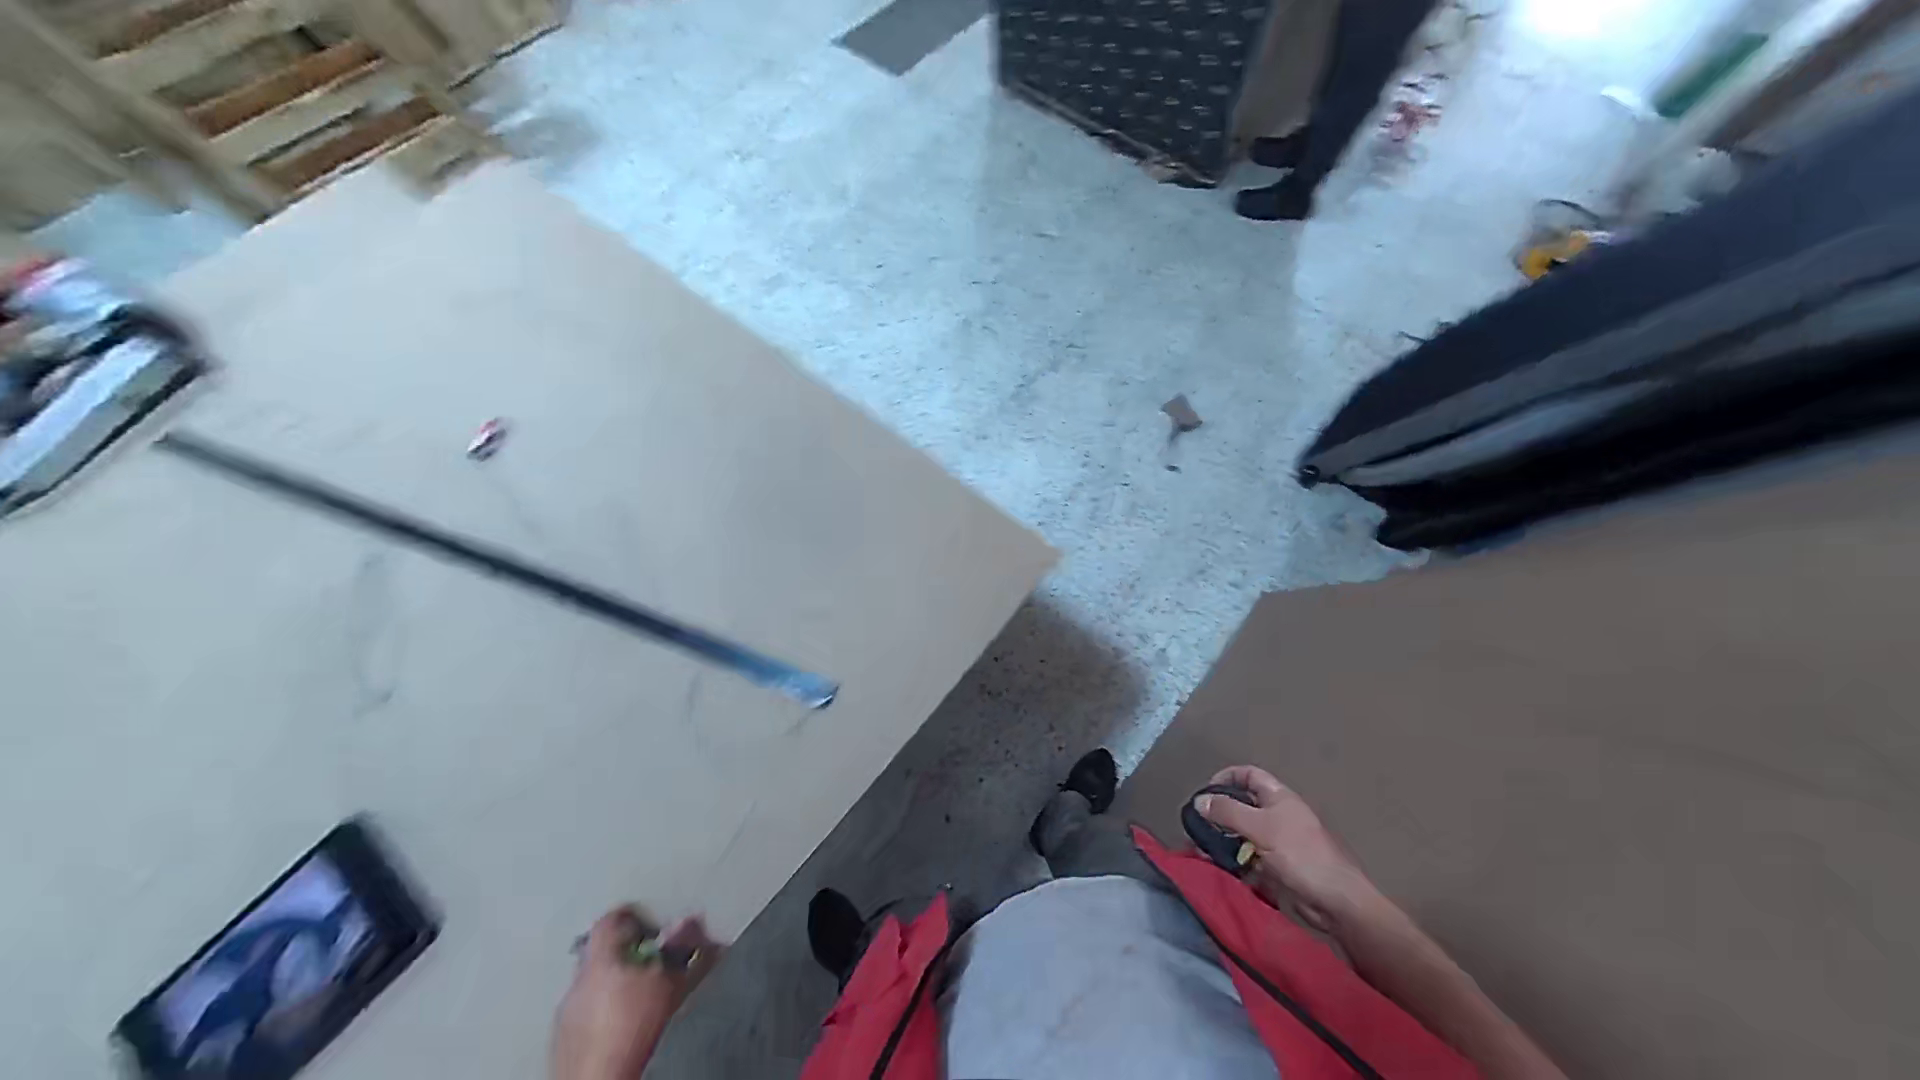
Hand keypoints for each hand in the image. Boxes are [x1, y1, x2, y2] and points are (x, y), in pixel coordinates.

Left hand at [551, 907, 720, 1079]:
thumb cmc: (634, 1029)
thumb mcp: (669, 983)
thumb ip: (680, 948)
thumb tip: (690, 922)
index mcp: (600, 961)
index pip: (609, 921)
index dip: (627, 915)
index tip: (644, 918)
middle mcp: (577, 983)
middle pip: (598, 953)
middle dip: (622, 954)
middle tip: (648, 959)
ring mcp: (565, 1014)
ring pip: (589, 985)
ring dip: (610, 984)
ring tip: (636, 995)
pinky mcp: (561, 1043)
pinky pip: (583, 1013)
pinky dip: (600, 1011)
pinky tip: (619, 1025)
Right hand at [1193, 765, 1377, 929]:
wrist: (1336, 901)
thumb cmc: (1300, 854)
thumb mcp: (1259, 827)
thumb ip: (1227, 811)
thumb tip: (1199, 801)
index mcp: (1279, 797)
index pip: (1249, 775)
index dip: (1227, 777)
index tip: (1206, 793)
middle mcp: (1279, 815)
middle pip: (1243, 805)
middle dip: (1220, 813)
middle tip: (1198, 825)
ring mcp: (1279, 842)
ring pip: (1243, 834)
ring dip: (1223, 840)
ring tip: (1202, 850)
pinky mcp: (1278, 866)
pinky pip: (1249, 858)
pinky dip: (1234, 861)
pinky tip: (1220, 869)